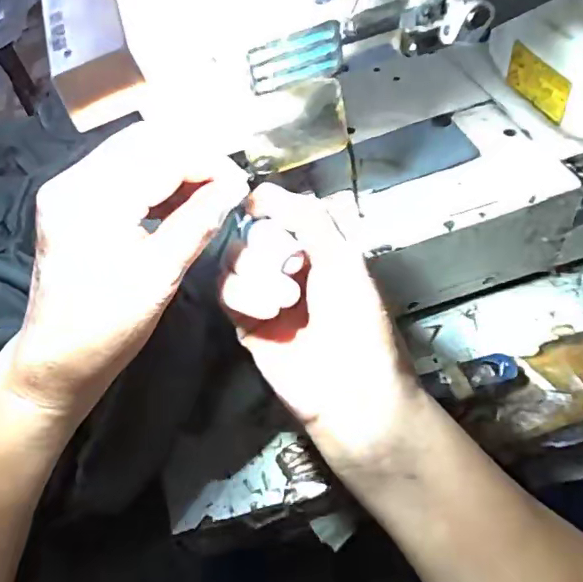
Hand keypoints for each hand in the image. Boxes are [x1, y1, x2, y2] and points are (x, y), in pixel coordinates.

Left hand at [6, 122, 248, 422]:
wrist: (54, 361)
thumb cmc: (106, 328)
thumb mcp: (160, 276)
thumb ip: (198, 222)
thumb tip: (234, 187)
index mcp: (92, 199)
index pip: (162, 156)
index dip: (208, 164)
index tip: (240, 184)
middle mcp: (73, 181)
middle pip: (145, 142)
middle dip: (193, 157)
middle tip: (227, 186)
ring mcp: (68, 188)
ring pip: (134, 151)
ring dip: (175, 165)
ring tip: (209, 193)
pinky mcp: (71, 200)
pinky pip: (121, 171)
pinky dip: (154, 178)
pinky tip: (179, 199)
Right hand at [218, 184, 419, 459]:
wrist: (350, 389)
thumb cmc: (357, 319)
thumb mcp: (342, 257)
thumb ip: (306, 216)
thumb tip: (261, 191)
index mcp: (316, 245)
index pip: (277, 210)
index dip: (265, 206)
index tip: (253, 203)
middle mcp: (287, 265)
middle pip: (249, 233)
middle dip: (264, 245)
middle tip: (289, 265)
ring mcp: (264, 292)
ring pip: (233, 260)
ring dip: (254, 272)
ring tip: (286, 299)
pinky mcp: (245, 320)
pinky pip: (226, 291)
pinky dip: (243, 295)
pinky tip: (269, 311)